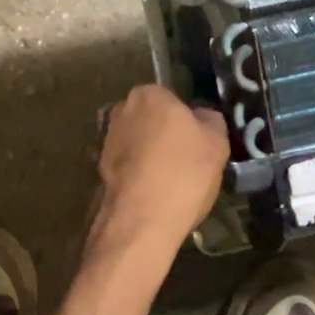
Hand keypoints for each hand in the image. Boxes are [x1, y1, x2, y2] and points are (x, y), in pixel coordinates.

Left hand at [93, 85, 228, 251]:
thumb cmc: (183, 172)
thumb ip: (210, 120)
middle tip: (185, 163)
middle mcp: (121, 109)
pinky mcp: (97, 168)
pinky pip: (126, 166)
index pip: (172, 101)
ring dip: (149, 157)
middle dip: (164, 136)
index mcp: (148, 94)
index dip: (186, 123)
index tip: (197, 145)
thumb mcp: (216, 142)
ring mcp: (105, 139)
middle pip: (151, 120)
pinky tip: (151, 195)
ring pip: (136, 143)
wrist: (140, 219)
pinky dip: (136, 176)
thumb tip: (201, 117)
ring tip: (169, 184)